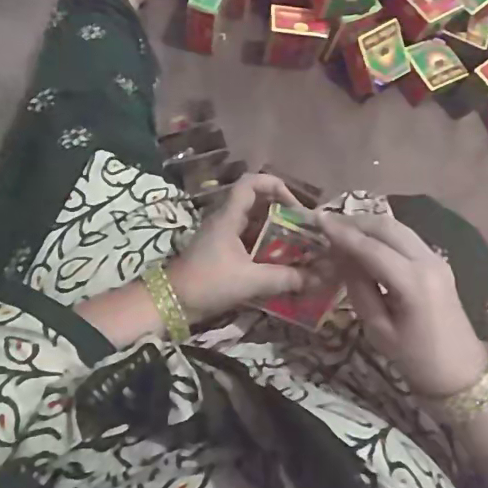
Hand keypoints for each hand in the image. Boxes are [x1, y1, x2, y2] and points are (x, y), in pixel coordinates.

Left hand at [167, 175, 318, 322]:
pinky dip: (266, 249)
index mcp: (229, 217)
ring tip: (299, 249)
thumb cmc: (207, 283)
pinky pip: (248, 242)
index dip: (276, 185)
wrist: (170, 303)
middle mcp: (225, 221)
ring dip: (276, 233)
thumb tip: (317, 277)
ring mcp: (222, 237)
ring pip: (254, 225)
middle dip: (283, 213)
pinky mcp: (221, 254)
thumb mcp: (250, 281)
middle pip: (257, 203)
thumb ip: (285, 278)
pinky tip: (282, 265)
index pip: (251, 183)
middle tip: (304, 231)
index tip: (295, 206)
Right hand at [320, 213, 487, 397]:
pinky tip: (364, 242)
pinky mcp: (438, 263)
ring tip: (340, 229)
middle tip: (326, 222)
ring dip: (368, 225)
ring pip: (397, 227)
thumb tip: (342, 258)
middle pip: (386, 227)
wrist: (460, 372)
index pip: (370, 248)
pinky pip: (406, 238)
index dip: (341, 233)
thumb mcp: (378, 330)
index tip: (317, 220)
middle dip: (354, 222)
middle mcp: (428, 261)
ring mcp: (437, 259)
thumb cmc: (416, 358)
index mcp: (413, 282)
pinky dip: (382, 234)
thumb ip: (359, 289)